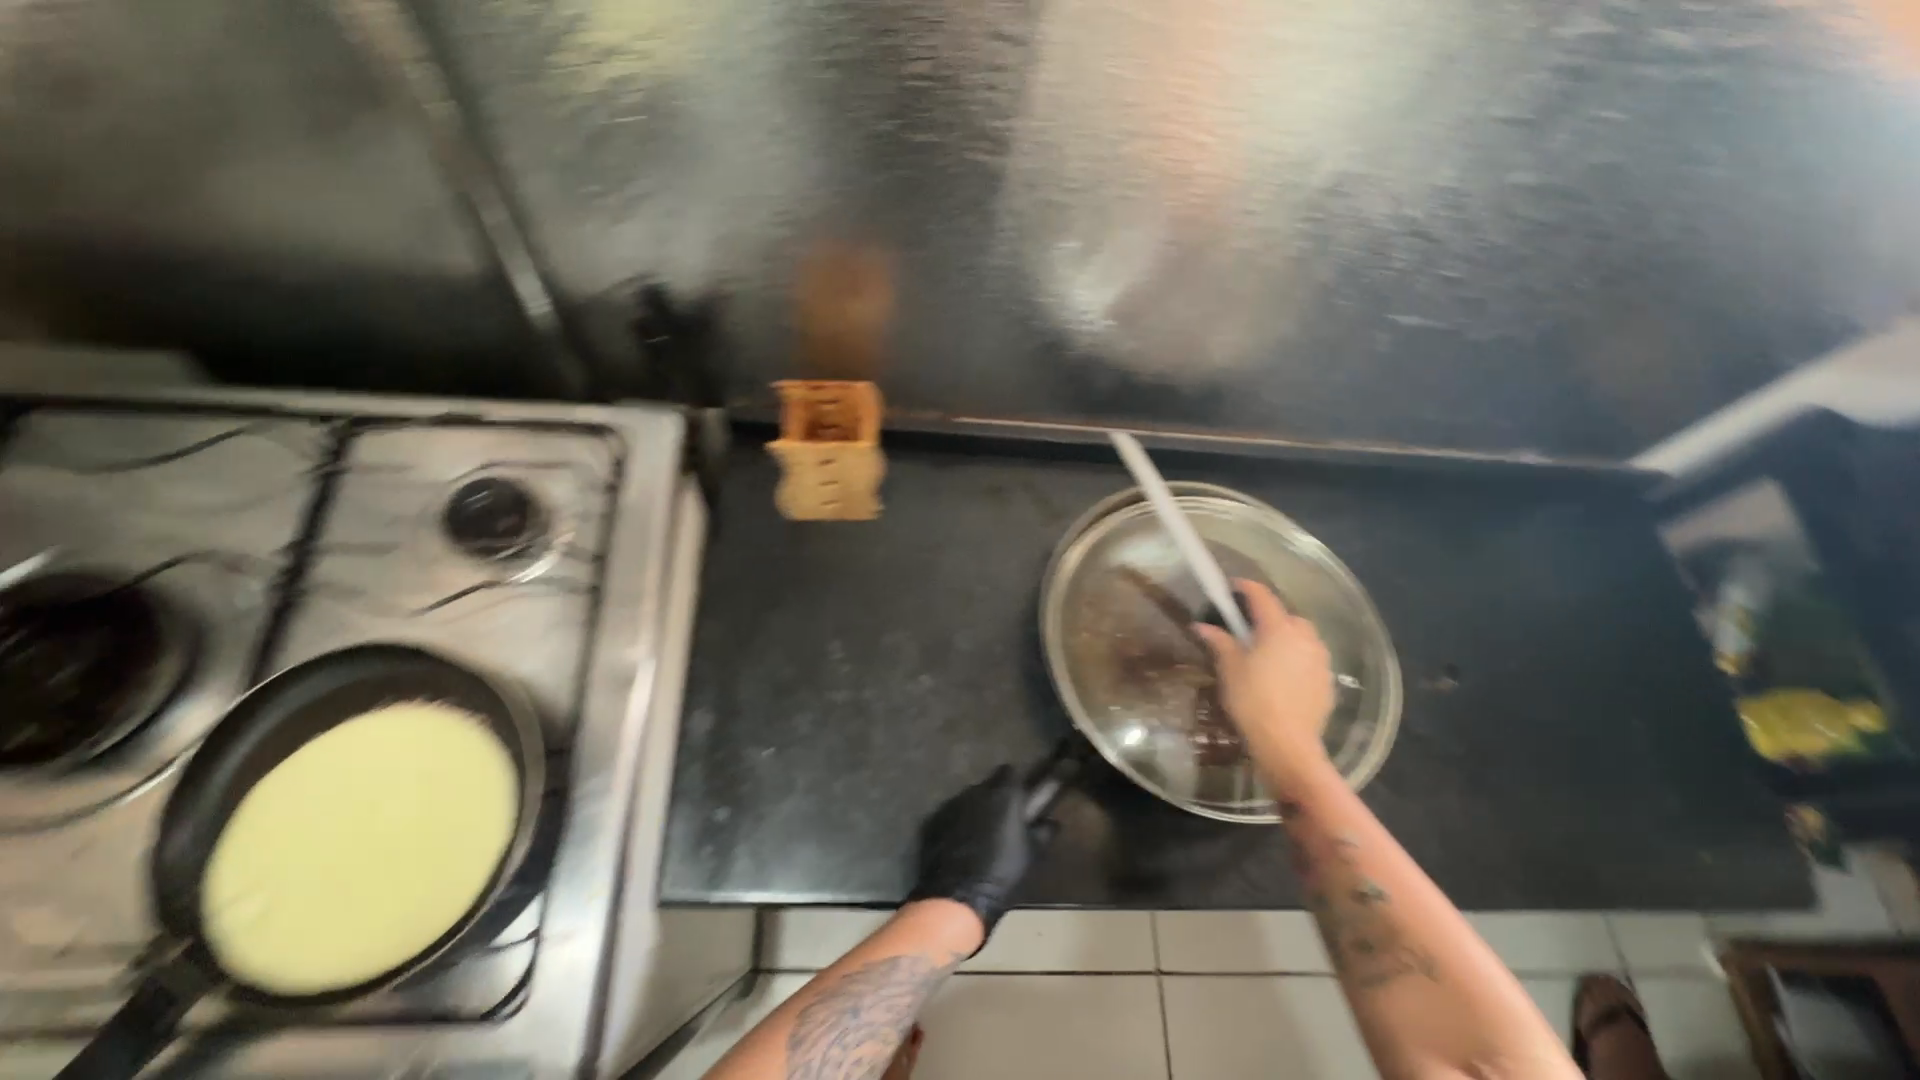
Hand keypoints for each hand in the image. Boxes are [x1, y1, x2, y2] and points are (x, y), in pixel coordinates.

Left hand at [906, 765, 1046, 948]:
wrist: (959, 896)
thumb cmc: (1003, 872)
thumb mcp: (1032, 853)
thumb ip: (1043, 831)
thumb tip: (1051, 821)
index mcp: (1003, 794)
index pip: (1010, 772)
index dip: (1016, 783)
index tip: (1020, 799)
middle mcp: (975, 792)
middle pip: (988, 784)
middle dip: (995, 797)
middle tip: (1003, 820)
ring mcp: (951, 805)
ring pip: (967, 800)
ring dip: (975, 810)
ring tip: (981, 835)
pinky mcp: (933, 821)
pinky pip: (950, 815)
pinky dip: (957, 824)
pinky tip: (961, 845)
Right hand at [1193, 579, 1335, 782]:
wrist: (1287, 743)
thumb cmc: (1252, 701)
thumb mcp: (1230, 670)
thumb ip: (1220, 642)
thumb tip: (1202, 626)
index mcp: (1278, 629)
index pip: (1262, 596)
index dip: (1246, 587)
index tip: (1231, 586)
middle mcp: (1304, 637)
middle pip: (1287, 616)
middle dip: (1269, 617)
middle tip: (1248, 630)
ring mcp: (1320, 659)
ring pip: (1302, 638)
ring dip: (1286, 638)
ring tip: (1267, 655)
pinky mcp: (1327, 681)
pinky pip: (1310, 660)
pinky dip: (1297, 660)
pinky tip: (1282, 678)